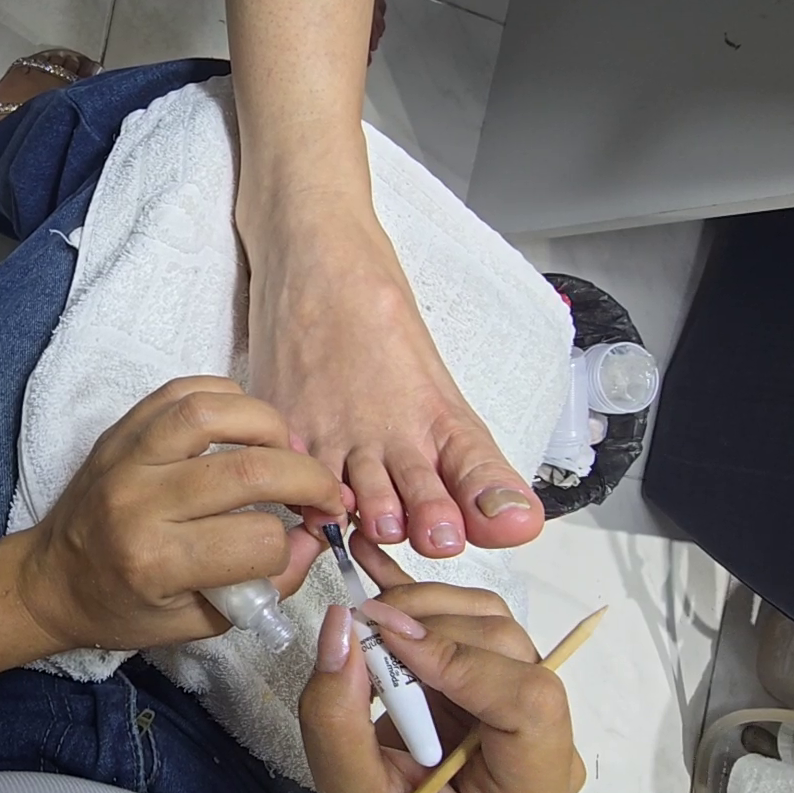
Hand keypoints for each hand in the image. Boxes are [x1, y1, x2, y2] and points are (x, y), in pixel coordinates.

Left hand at [15, 376, 344, 651]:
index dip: (295, 540)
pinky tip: (244, 422)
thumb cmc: (122, 606)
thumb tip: (313, 539)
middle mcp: (138, 502)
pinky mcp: (120, 430)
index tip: (307, 535)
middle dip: (307, 477)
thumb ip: (264, 589)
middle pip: (247, 470)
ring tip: (286, 449)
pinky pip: (179, 391)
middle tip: (325, 491)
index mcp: (155, 562)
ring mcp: (125, 457)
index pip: (257, 540)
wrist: (50, 577)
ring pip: (212, 413)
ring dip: (269, 424)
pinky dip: (225, 396)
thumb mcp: (196, 622)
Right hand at [240, 188, 542, 558]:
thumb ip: (459, 454)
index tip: (506, 524)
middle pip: (416, 499)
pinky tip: (313, 502)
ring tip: (377, 521)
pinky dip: (305, 498)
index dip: (491, 507)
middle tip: (434, 534)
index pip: (476, 476)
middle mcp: (389, 427)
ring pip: (356, 499)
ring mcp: (334, 428)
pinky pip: (294, 478)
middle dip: (431, 525)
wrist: (316, 258)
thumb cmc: (374, 309)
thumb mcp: (433, 379)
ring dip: (370, 516)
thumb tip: (508, 517)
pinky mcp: (286, 423)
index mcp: (438, 414)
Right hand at [299, 535, 583, 792]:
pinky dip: (420, 590)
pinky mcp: (494, 678)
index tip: (384, 635)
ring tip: (366, 615)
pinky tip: (374, 565)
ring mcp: (525, 708)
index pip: (529, 703)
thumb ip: (336, 715)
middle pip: (509, 649)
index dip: (458, 656)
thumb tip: (341, 623)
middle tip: (360, 625)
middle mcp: (546, 746)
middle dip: (428, 624)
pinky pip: (469, 617)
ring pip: (492, 620)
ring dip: (423, 604)